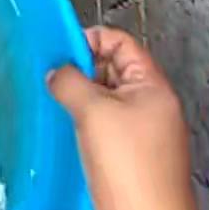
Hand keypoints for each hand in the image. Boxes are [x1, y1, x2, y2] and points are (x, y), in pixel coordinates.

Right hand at [47, 27, 196, 209]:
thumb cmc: (130, 169)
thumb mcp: (93, 111)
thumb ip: (70, 81)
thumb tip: (55, 71)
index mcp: (153, 85)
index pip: (120, 42)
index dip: (91, 39)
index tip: (64, 50)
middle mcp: (153, 105)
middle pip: (112, 69)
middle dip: (83, 71)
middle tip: (59, 79)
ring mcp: (145, 133)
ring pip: (107, 99)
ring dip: (84, 99)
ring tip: (63, 107)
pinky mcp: (134, 157)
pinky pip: (107, 126)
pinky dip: (88, 124)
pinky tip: (72, 133)